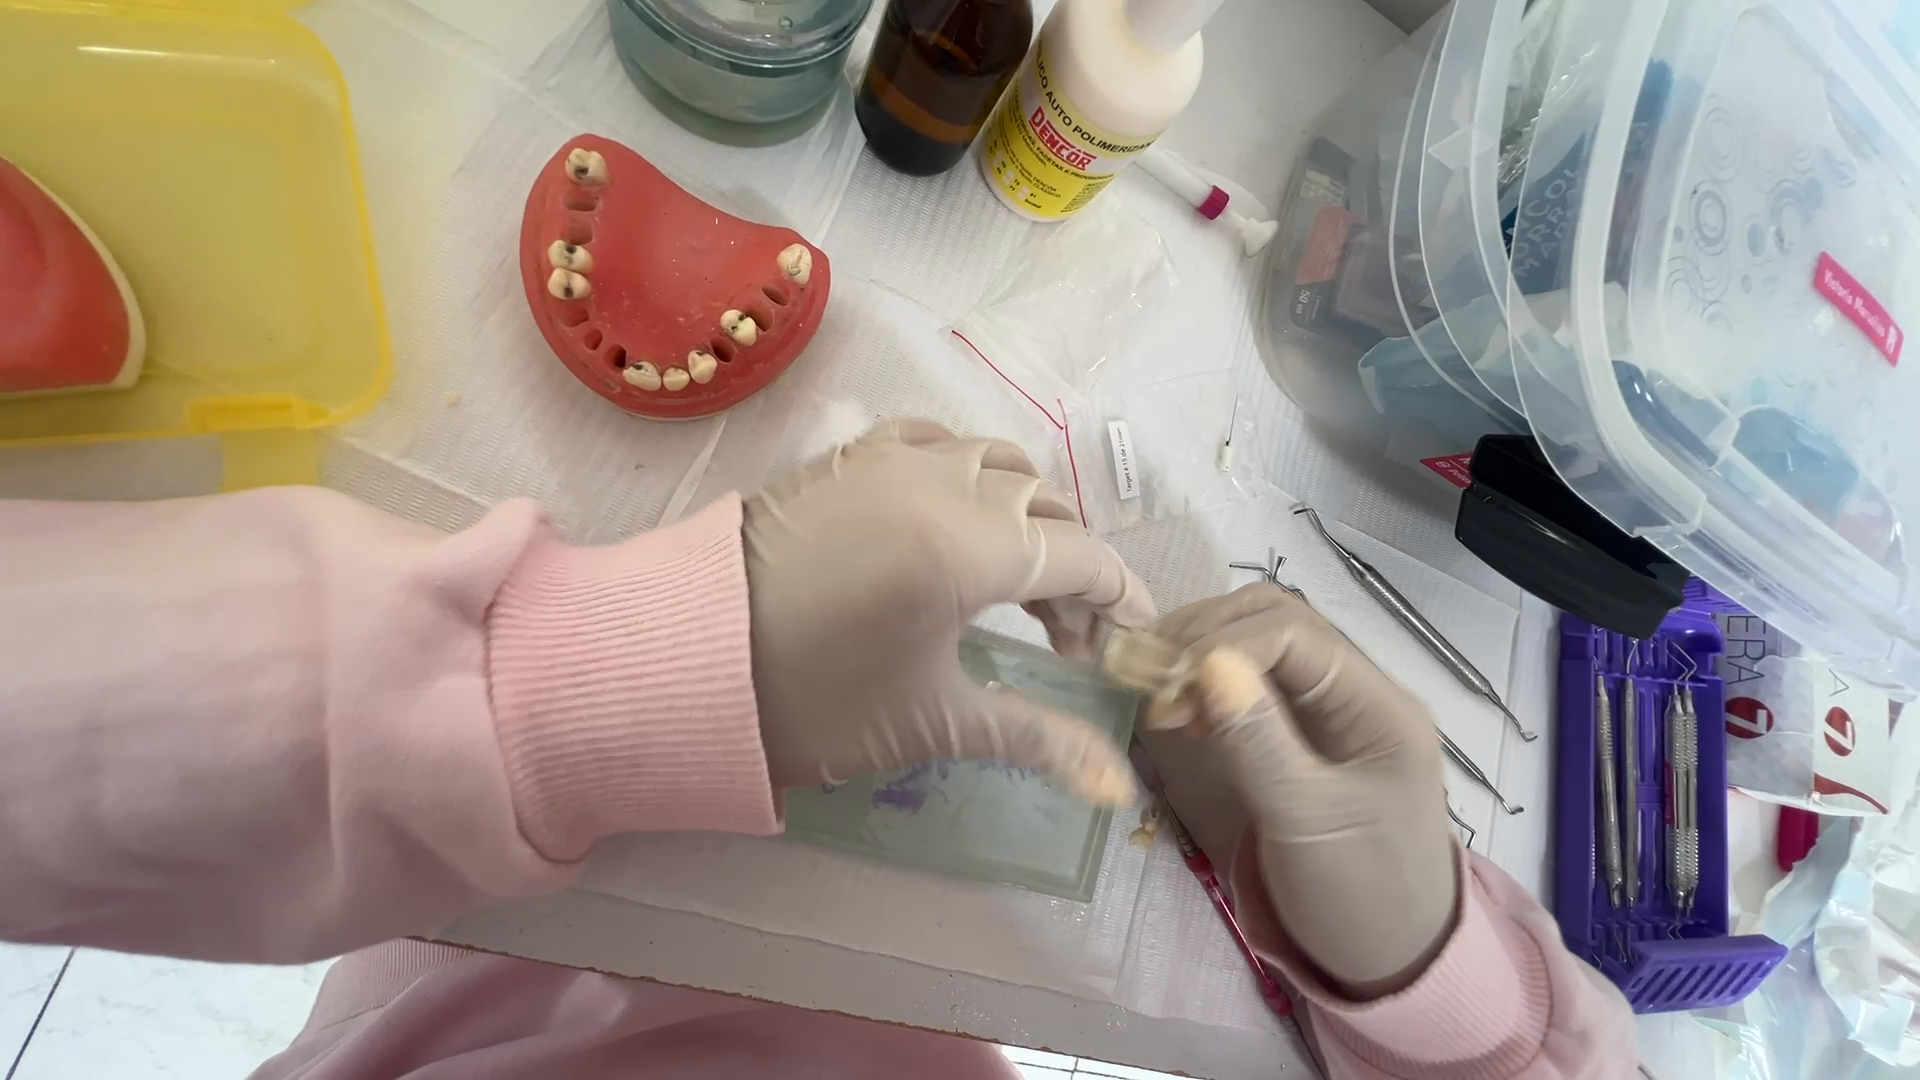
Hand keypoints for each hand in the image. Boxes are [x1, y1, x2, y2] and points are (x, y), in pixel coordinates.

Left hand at [743, 419, 1153, 805]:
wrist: (681, 661)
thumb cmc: (811, 700)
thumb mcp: (934, 721)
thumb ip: (1039, 739)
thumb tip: (1118, 787)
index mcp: (966, 545)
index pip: (1080, 555)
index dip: (1120, 598)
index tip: (1132, 642)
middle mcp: (940, 479)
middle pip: (1045, 507)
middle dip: (1072, 569)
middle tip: (1063, 639)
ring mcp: (891, 456)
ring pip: (996, 462)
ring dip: (1026, 515)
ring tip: (1014, 579)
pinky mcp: (851, 454)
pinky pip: (936, 441)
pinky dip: (967, 473)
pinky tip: (956, 514)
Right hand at [1149, 584, 1459, 999]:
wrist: (1388, 956)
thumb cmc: (1358, 895)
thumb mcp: (1305, 821)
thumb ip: (1258, 739)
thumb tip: (1207, 662)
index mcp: (1379, 705)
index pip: (1293, 632)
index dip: (1222, 644)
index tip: (1165, 686)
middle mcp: (1355, 687)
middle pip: (1276, 619)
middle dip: (1207, 634)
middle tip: (1152, 674)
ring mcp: (1327, 704)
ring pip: (1258, 639)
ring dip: (1202, 651)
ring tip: (1160, 690)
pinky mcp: (1299, 724)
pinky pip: (1250, 676)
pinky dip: (1207, 680)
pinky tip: (1182, 707)